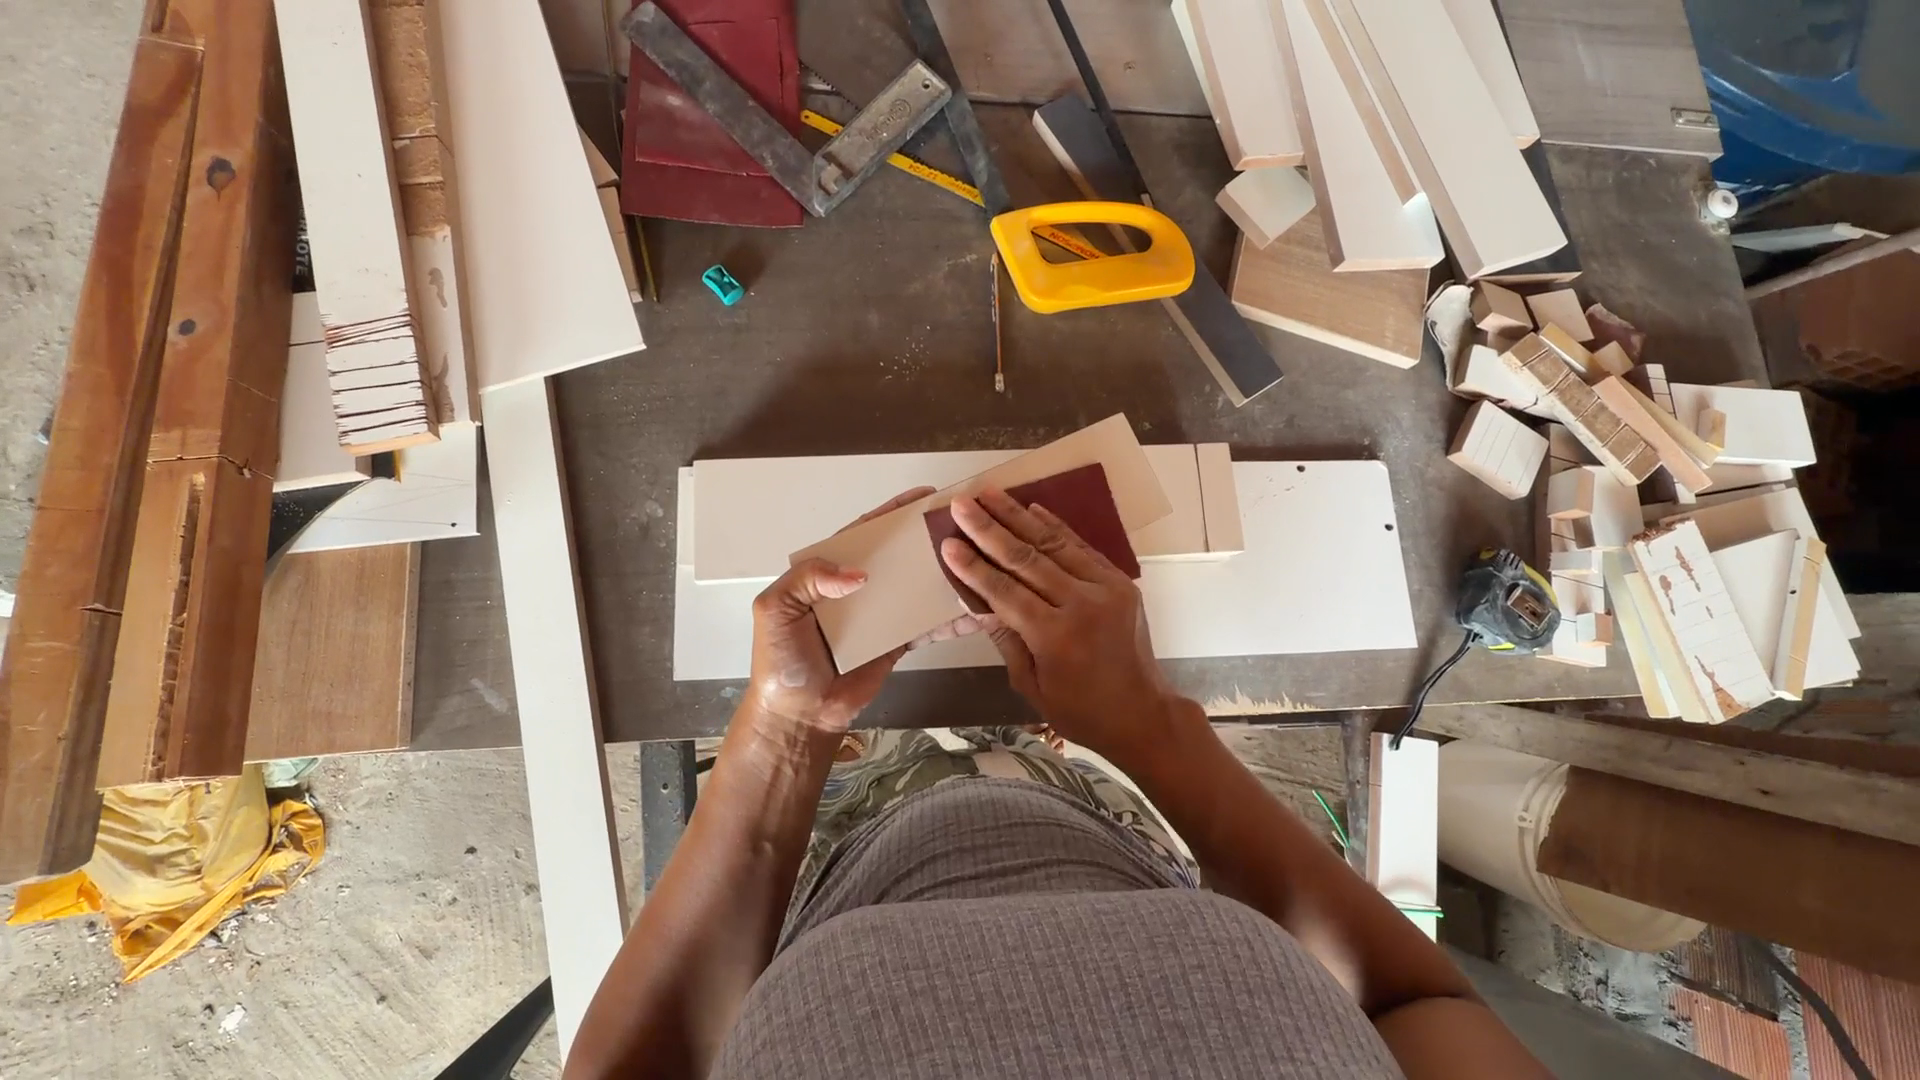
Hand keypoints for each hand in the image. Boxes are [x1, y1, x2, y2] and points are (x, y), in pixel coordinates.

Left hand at [744, 487, 988, 735]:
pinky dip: (949, 619)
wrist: (798, 715)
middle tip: (960, 523)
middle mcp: (857, 589)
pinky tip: (975, 609)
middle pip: (896, 556)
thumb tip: (858, 574)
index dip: (890, 514)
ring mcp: (880, 615)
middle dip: (925, 538)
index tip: (921, 497)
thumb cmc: (781, 661)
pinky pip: (926, 625)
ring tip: (976, 558)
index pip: (861, 535)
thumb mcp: (775, 609)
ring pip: (915, 586)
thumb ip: (807, 580)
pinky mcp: (897, 643)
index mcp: (826, 574)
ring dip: (943, 574)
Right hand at [938, 490, 1193, 765]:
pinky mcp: (1120, 581)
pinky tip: (1032, 508)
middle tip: (961, 504)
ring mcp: (1106, 588)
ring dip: (1018, 516)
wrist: (1142, 714)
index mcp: (1055, 636)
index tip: (947, 542)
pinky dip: (1056, 526)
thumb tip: (974, 600)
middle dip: (988, 529)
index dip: (973, 567)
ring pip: (1054, 543)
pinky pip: (1082, 547)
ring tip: (989, 493)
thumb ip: (1004, 637)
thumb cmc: (1079, 710)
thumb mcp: (1030, 684)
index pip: (1004, 592)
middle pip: (1026, 558)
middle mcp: (1082, 604)